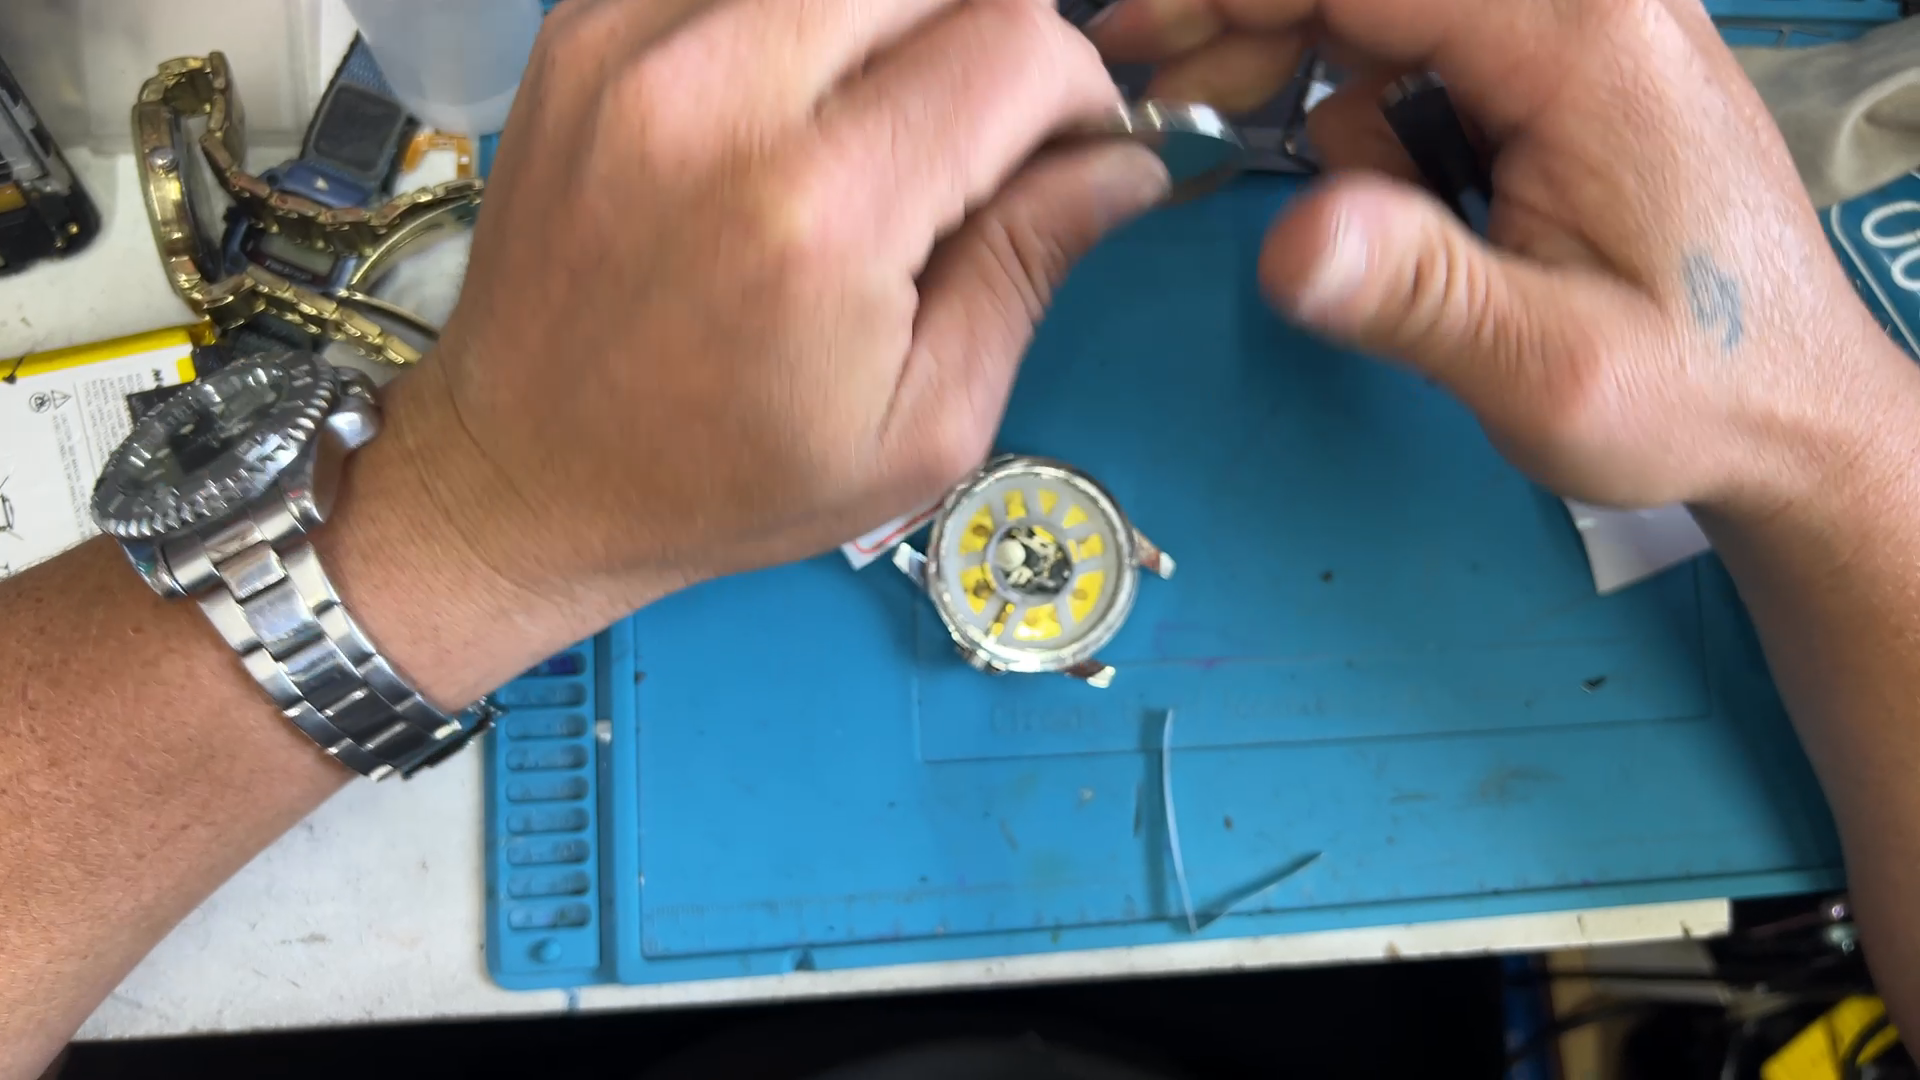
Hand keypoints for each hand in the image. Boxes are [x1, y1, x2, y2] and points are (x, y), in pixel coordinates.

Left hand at [412, 0, 1168, 607]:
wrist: (537, 478)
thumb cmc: (742, 486)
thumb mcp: (923, 429)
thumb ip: (1025, 275)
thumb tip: (1122, 167)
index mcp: (824, 216)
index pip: (1014, 47)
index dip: (1079, 91)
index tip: (1075, 157)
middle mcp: (722, 92)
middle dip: (1004, 42)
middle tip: (991, 147)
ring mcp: (633, 39)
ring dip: (913, 28)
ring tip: (903, 134)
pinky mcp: (583, 29)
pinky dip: (817, 22)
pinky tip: (809, 113)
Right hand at [1088, 0, 1919, 517]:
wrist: (1787, 418)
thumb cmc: (1685, 394)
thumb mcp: (1542, 364)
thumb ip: (1418, 292)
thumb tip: (1286, 240)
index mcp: (1580, 44)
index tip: (1129, 35)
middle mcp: (1576, 16)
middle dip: (1240, 34)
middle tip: (1155, 108)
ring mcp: (1559, 55)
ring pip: (1373, 33)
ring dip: (1283, 87)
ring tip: (1225, 159)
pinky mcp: (1541, 100)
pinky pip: (1406, 86)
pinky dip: (1339, 130)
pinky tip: (1337, 202)